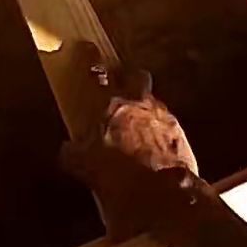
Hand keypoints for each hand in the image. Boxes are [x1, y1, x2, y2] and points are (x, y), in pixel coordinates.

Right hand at [59, 45, 202, 236]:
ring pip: (152, 97)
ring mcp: (161, 115)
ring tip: (137, 123)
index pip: (96, 72)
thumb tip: (67, 150)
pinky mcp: (179, 132)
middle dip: (127, 75)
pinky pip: (166, 121)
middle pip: (134, 74)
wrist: (167, 198)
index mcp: (108, 106)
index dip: (90, 59)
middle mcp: (136, 102)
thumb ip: (74, 155)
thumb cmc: (122, 183)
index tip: (87, 47)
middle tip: (120, 82)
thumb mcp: (88, 170)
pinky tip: (154, 146)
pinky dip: (158, 129)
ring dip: (144, 105)